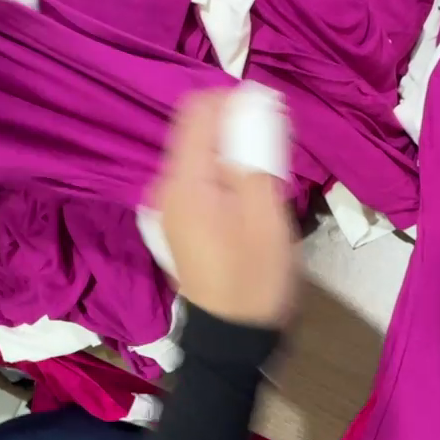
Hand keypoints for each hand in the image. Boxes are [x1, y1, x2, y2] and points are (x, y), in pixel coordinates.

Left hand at [151, 90, 297, 327]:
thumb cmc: (254, 278)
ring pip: (202, 154)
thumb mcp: (265, 213)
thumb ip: (257, 152)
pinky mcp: (179, 220)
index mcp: (184, 181)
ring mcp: (169, 206)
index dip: (235, 101)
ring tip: (265, 185)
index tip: (271, 123)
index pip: (198, 108)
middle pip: (198, 130)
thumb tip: (255, 101)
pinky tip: (248, 202)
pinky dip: (226, 177)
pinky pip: (201, 180)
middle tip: (273, 161)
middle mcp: (166, 186)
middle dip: (238, 131)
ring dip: (235, 156)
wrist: (232, 337)